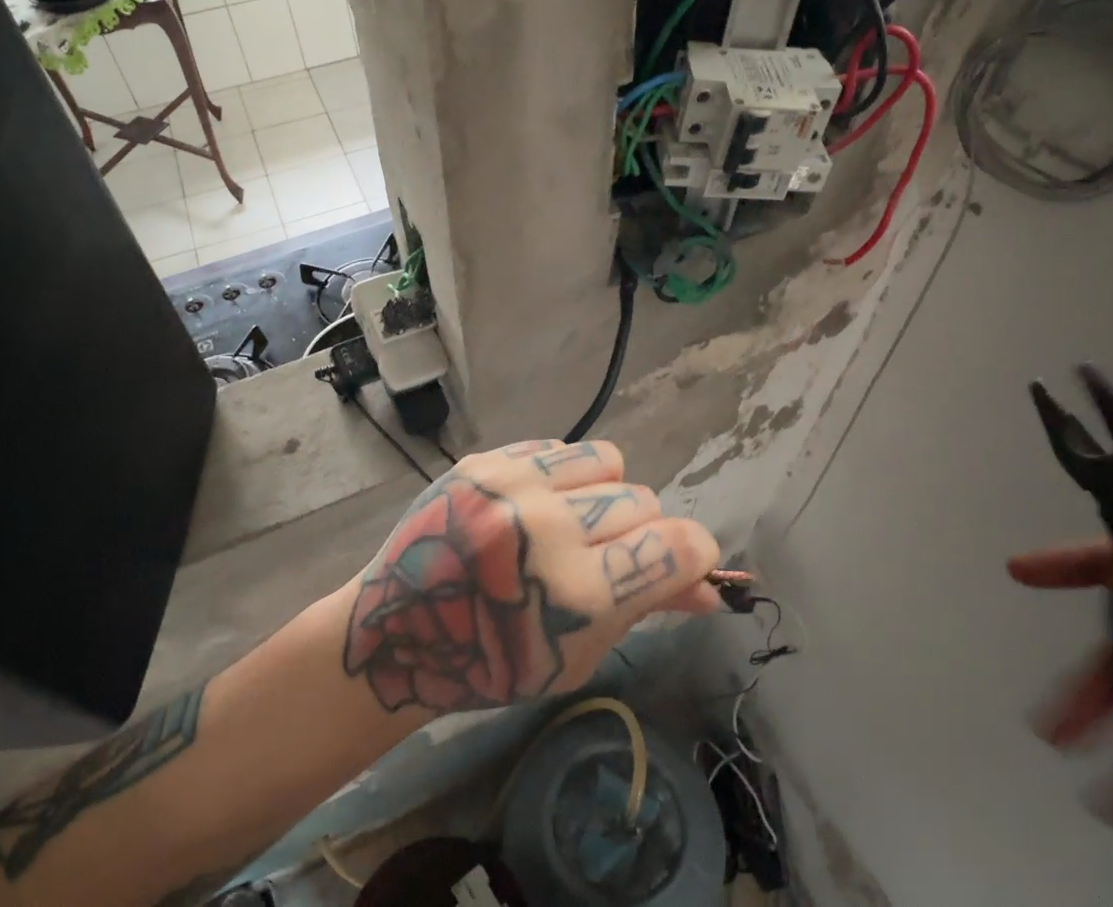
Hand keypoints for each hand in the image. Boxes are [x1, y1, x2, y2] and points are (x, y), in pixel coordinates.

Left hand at [341, 439, 720, 716]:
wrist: (400, 631)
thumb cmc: (494, 664)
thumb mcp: (579, 655)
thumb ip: (648, 608)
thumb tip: (712, 588)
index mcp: (577, 594)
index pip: (679, 546)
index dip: (696, 556)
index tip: (685, 563)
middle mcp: (548, 529)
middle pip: (646, 501)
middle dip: (641, 533)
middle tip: (604, 559)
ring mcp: (511, 488)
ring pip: (609, 461)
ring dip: (605, 494)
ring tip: (572, 524)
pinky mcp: (484, 462)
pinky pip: (560, 448)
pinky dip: (563, 476)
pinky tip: (537, 506)